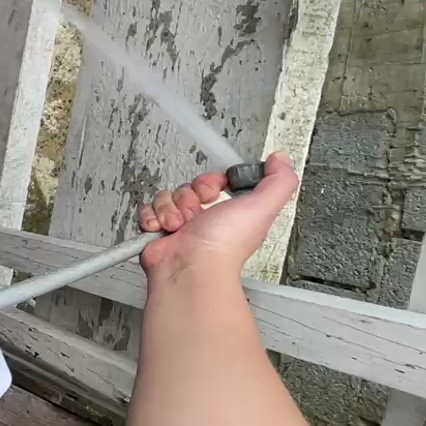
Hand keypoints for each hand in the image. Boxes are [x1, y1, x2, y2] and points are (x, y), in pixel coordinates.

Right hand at [137, 153, 298, 279]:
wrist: (189, 265)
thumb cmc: (224, 244)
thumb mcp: (262, 207)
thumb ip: (278, 181)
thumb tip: (279, 160)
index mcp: (229, 211)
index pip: (213, 181)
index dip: (210, 181)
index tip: (214, 192)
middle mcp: (204, 218)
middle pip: (187, 187)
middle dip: (188, 197)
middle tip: (196, 214)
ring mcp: (179, 224)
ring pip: (165, 197)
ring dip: (169, 209)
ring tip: (179, 227)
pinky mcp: (157, 231)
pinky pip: (146, 210)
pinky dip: (151, 218)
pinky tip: (162, 228)